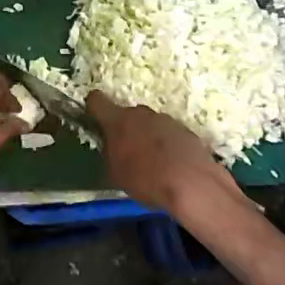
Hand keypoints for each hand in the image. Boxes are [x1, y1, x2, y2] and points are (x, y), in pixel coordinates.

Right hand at [88, 91, 239, 213]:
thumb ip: (109, 153)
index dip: (93, 107)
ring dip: (147, 137)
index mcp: (117, 120)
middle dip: (125, 129)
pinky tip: (171, 167)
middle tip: (126, 152)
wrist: (192, 183)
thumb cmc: (145, 179)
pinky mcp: (185, 130)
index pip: (97, 101)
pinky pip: (168, 135)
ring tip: (152, 164)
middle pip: (127, 114)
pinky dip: (166, 146)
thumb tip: (111, 146)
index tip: (94, 118)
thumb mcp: (115, 173)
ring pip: (149, 124)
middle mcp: (141, 113)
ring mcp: (165, 119)